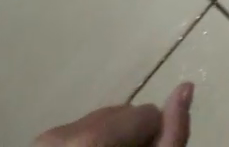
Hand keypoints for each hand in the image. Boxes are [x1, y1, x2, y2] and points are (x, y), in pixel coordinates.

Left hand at [35, 81, 193, 146]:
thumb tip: (186, 87)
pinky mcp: (43, 140)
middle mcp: (67, 133)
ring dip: (111, 141)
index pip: (148, 114)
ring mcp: (49, 137)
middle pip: (125, 114)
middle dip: (131, 138)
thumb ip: (172, 136)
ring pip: (104, 120)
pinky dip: (91, 145)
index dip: (151, 140)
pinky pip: (82, 128)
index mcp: (94, 142)